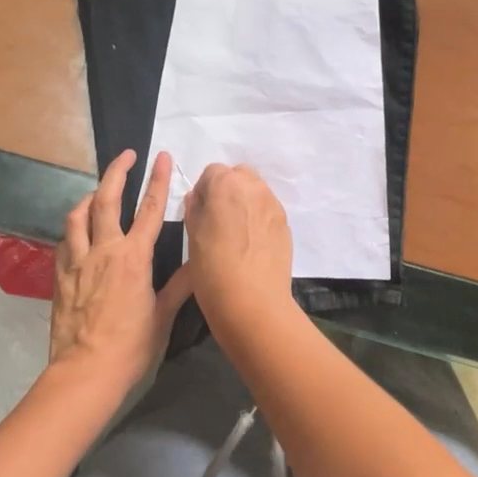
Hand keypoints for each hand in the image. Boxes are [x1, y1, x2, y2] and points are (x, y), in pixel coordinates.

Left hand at [49, 149, 192, 392]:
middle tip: (127, 154)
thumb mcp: (162, 317)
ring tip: (97, 190)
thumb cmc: (130, 348)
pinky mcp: (60, 277)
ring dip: (88, 197)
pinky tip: (76, 232)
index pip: (149, 209)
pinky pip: (64, 242)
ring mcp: (78, 262)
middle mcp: (104, 250)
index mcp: (134, 258)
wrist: (85, 374)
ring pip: (78, 216)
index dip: (157, 179)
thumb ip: (180, 285)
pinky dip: (72, 230)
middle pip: (107, 200)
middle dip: (117, 172)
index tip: (161, 156)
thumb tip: (200, 261)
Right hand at [183, 163, 293, 322]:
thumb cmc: (213, 270)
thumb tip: (198, 198)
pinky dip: (258, 218)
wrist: (254, 304)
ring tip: (236, 233)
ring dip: (244, 202)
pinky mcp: (285, 223)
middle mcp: (253, 187)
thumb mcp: (192, 237)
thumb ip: (194, 209)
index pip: (212, 171)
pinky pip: (267, 210)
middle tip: (218, 219)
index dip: (204, 190)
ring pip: (255, 191)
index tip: (201, 213)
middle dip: (227, 189)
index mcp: (226, 184)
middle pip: (238, 175)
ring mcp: (273, 204)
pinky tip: (251, 244)